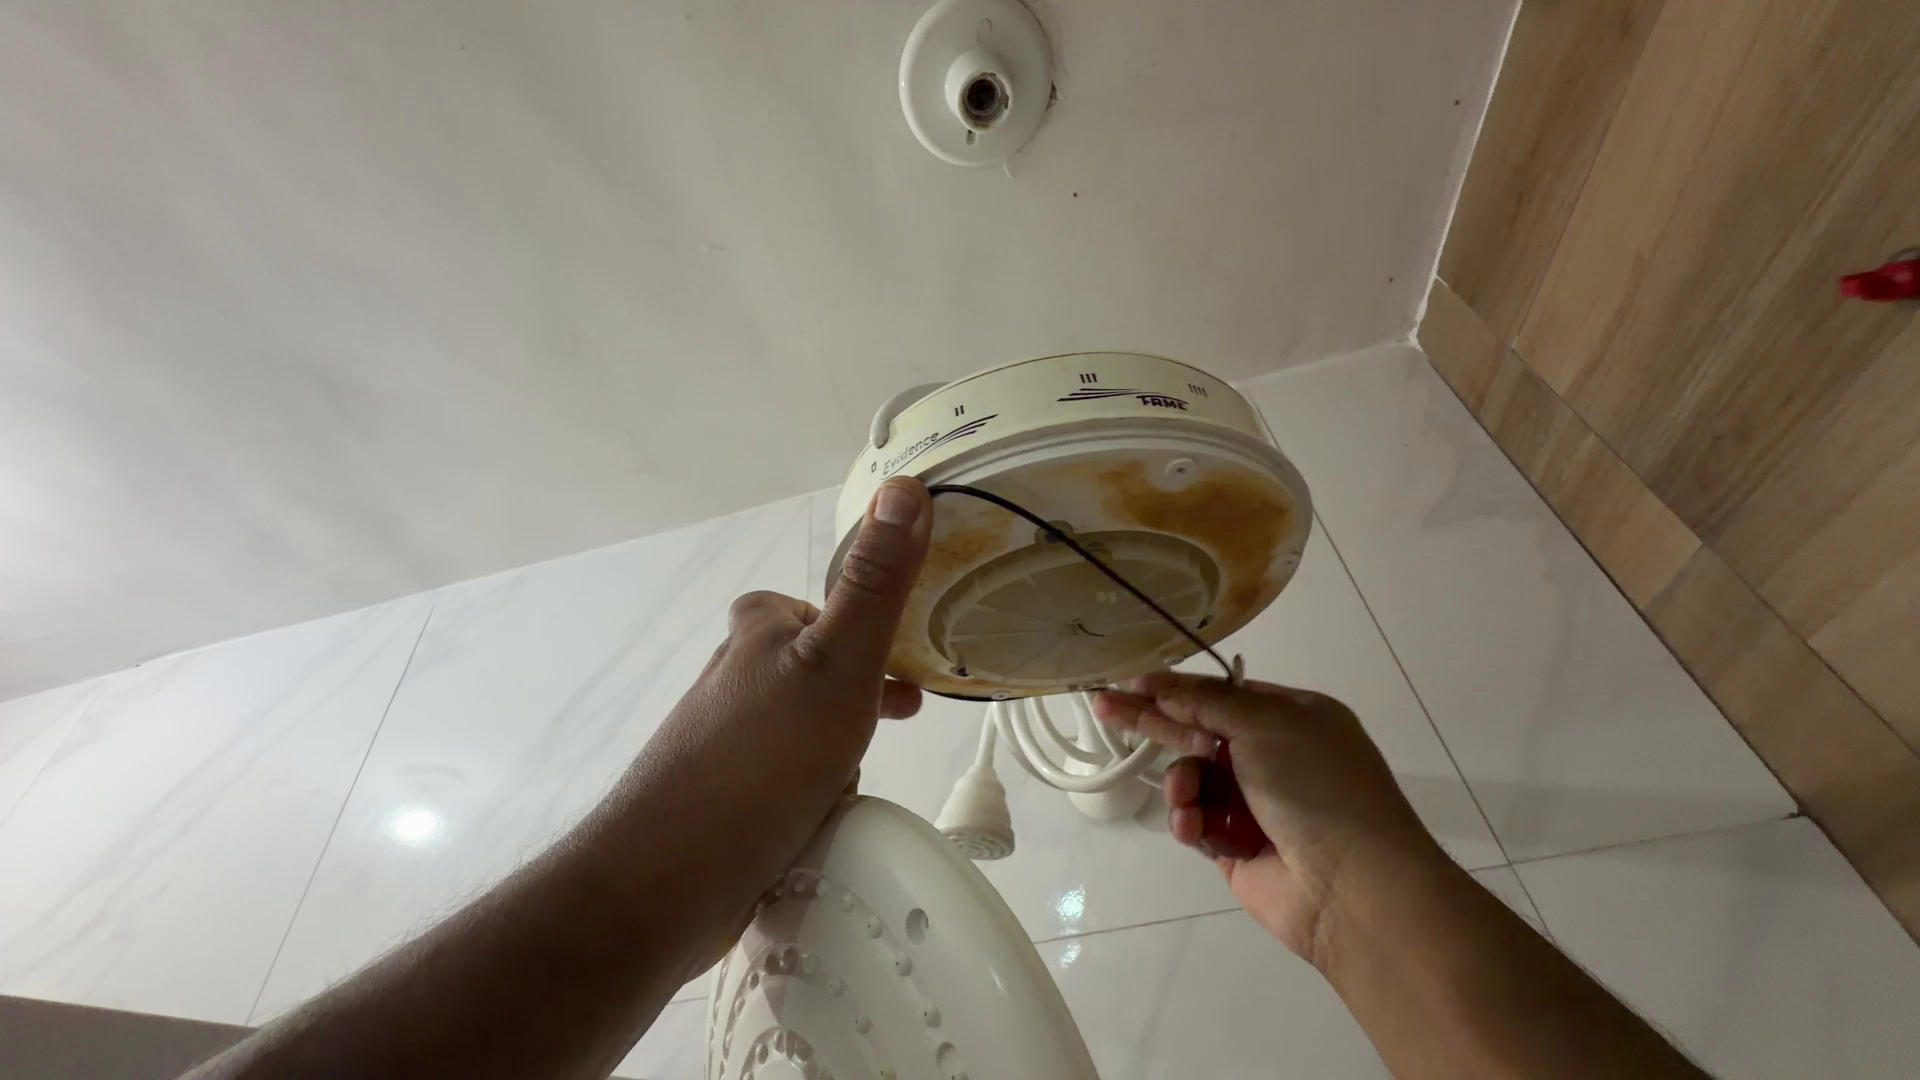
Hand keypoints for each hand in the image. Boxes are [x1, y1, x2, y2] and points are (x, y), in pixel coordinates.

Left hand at [602, 477, 932, 968]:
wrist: (666, 884)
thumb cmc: (763, 760)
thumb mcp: (837, 662)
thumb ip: (875, 584)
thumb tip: (904, 486)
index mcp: (757, 635)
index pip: (809, 604)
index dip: (856, 626)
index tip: (898, 666)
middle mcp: (732, 679)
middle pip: (809, 666)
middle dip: (856, 691)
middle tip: (893, 721)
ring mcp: (721, 742)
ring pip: (799, 724)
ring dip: (837, 743)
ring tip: (861, 778)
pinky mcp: (719, 797)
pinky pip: (783, 775)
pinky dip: (811, 786)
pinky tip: (824, 819)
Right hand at [1092, 673, 1441, 964]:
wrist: (1354, 889)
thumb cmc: (1317, 788)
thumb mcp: (1265, 724)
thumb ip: (1204, 702)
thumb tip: (1159, 684)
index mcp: (1290, 716)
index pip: (1219, 692)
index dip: (1174, 687)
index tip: (1131, 681)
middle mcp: (1271, 754)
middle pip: (1197, 730)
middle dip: (1152, 721)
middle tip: (1102, 706)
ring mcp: (1253, 801)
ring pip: (1189, 778)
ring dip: (1181, 784)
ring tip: (1186, 799)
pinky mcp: (1235, 844)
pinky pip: (1194, 820)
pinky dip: (1190, 822)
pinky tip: (1195, 829)